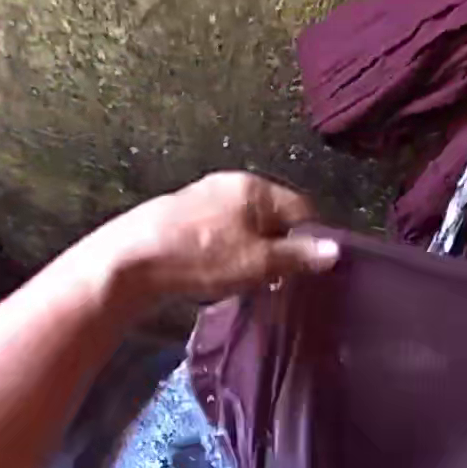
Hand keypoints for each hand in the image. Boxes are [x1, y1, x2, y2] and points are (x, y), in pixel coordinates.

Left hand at [95, 172, 338, 305]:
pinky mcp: (182, 218)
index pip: (302, 210)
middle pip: (273, 218)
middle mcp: (229, 184)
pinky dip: (229, 254)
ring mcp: (203, 199)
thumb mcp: (258, 262)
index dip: (311, 241)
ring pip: (246, 228)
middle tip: (280, 282)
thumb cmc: (202, 258)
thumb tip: (335, 250)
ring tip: (251, 283)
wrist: (131, 263)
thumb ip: (298, 256)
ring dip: (254, 254)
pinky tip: (221, 275)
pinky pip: (222, 234)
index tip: (310, 271)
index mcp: (254, 186)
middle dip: (281, 248)